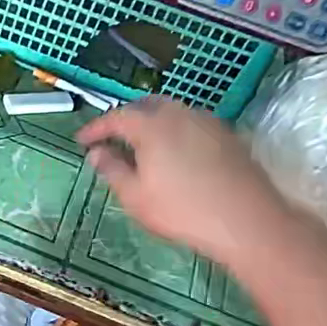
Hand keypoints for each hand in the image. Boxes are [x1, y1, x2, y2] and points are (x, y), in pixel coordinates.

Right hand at [75, 97, 290, 264]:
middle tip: (111, 138)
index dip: (96, 128)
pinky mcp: (227, 136)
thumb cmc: (180, 210)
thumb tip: (97, 153)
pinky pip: (190, 124)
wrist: (244, 220)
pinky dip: (173, 131)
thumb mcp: (134, 196)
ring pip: (171, 112)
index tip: (82, 140)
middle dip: (125, 118)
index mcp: (152, 125)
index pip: (116, 117)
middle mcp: (180, 114)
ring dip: (150, 123)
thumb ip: (112, 169)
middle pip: (146, 106)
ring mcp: (207, 122)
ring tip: (139, 146)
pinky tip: (171, 154)